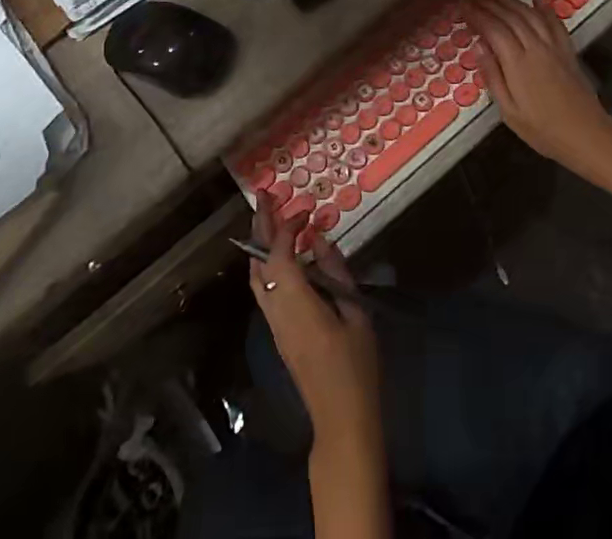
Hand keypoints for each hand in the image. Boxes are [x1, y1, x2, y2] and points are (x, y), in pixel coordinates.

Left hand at [249, 204, 381, 443]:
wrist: (340, 417)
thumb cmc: (356, 368)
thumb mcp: (356, 317)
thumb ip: (337, 276)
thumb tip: (321, 242)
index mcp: (295, 299)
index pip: (281, 252)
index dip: (288, 226)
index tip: (304, 210)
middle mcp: (274, 305)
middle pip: (260, 257)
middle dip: (262, 223)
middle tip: (264, 195)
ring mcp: (271, 319)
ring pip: (255, 272)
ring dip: (259, 242)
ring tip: (267, 219)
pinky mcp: (275, 330)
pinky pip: (260, 287)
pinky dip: (264, 263)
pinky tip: (275, 257)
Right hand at [460, 0, 611, 173]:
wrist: (589, 137)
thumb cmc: (542, 130)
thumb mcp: (508, 111)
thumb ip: (493, 77)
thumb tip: (479, 48)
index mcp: (518, 64)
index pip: (494, 30)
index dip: (477, 15)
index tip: (462, 6)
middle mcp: (537, 50)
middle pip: (512, 17)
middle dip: (490, 3)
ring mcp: (556, 49)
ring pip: (531, 16)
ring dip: (511, 1)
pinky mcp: (569, 53)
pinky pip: (556, 24)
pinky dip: (545, 8)